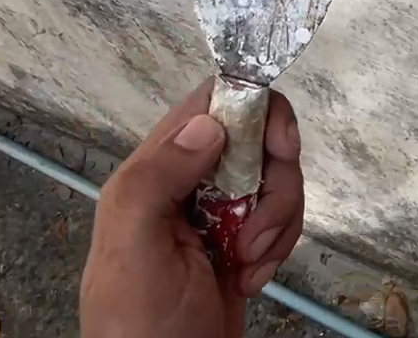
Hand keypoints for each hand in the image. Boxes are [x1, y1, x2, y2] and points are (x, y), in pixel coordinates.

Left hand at [80, 81, 304, 337]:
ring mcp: (219, 208)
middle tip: (264, 222)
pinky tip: (254, 275)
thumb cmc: (140, 327)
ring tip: (253, 261)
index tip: (281, 145)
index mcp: (153, 173)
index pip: (212, 102)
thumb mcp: (133, 255)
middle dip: (276, 178)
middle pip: (259, 136)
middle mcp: (188, 180)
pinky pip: (284, 211)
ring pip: (278, 173)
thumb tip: (210, 123)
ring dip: (280, 216)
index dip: (256, 108)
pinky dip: (281, 240)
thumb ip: (155, 183)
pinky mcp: (244, 234)